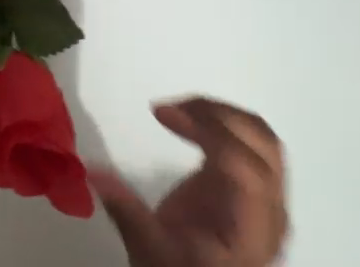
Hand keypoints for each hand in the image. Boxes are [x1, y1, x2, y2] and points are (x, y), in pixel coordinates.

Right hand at [88, 98, 287, 266]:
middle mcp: (270, 209)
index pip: (245, 167)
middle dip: (215, 114)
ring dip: (220, 114)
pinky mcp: (251, 187)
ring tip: (177, 111)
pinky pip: (249, 143)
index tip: (160, 113)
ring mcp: (266, 197)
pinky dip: (221, 124)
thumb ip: (127, 212)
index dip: (208, 131)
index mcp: (251, 227)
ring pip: (260, 138)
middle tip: (168, 107)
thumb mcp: (151, 252)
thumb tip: (90, 170)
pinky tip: (187, 124)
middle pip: (262, 144)